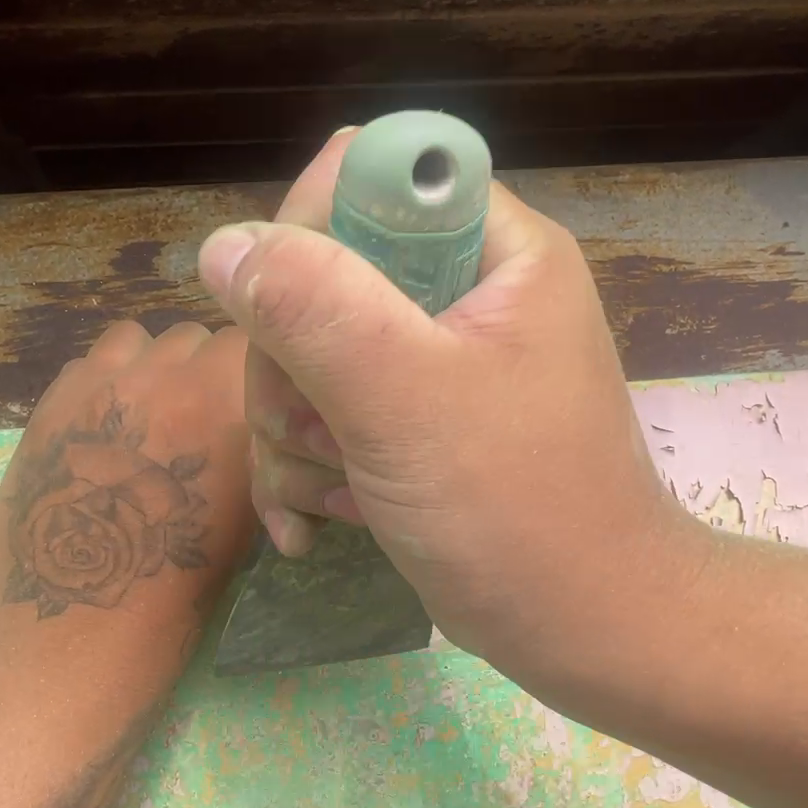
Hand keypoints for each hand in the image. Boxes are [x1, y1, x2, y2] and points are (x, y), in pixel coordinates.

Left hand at [0, 321, 253, 649]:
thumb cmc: (185, 577)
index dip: (246, 371)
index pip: (247, 342)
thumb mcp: (251, 508)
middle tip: (194, 415)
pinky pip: (88, 362)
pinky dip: (104, 381)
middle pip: (192, 336)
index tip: (242, 403)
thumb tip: (260, 417)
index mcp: (223, 402)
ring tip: (145, 412)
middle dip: (198, 366)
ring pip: (136, 338)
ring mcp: (100, 383)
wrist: (89, 616)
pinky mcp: (52, 401)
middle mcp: (163, 376)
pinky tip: (103, 428)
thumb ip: (257, 446)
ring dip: (149, 363)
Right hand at [195, 133, 704, 679]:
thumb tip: (223, 243)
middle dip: (290, 367)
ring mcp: (433, 362)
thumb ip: (315, 308)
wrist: (584, 628)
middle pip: (321, 278)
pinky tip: (317, 523)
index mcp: (491, 251)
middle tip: (310, 436)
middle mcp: (461, 293)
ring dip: (293, 432)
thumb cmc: (517, 512)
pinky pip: (328, 415)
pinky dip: (310, 469)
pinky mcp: (412, 422)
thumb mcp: (407, 399)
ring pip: (310, 355)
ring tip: (325, 496)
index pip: (370, 179)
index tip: (292, 323)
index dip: (310, 236)